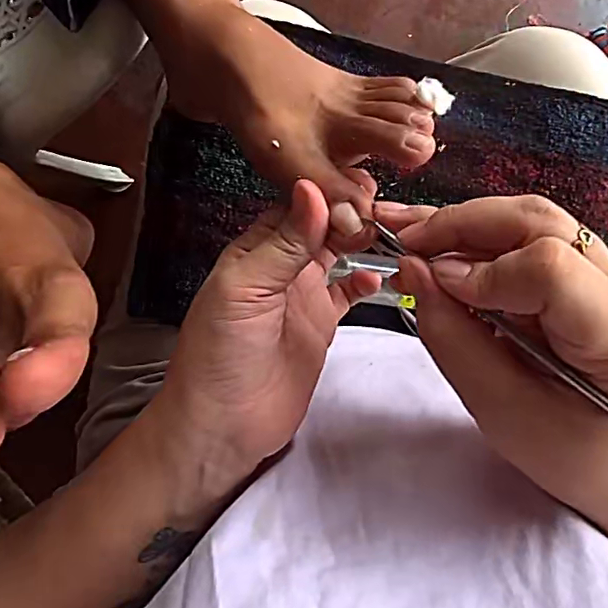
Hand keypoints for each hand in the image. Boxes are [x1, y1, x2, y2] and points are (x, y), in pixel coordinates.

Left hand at [146, 179, 382, 482]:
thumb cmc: (219, 354)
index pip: (294, 207)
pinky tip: (381, 274)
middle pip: (320, 226)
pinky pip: (346, 293)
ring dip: (360, 241)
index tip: (362, 182)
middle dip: (349, 213)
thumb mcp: (245, 289)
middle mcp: (279, 267)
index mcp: (254, 250)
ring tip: (388, 231)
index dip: (325, 193)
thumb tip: (311, 189)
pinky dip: (364, 281)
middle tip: (382, 206)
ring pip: (336, 255)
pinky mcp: (320, 325)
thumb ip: (282, 244)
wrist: (223, 425)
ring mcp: (301, 296)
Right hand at [382, 196, 607, 511]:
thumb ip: (450, 334)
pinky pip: (519, 234)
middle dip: (461, 224)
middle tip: (404, 241)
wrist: (603, 458)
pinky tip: (429, 238)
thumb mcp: (495, 404)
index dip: (481, 269)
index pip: (551, 267)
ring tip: (403, 230)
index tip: (434, 285)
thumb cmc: (559, 448)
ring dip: (459, 222)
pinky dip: (468, 235)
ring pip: (525, 218)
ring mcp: (605, 273)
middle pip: (537, 223)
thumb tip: (413, 268)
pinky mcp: (578, 268)